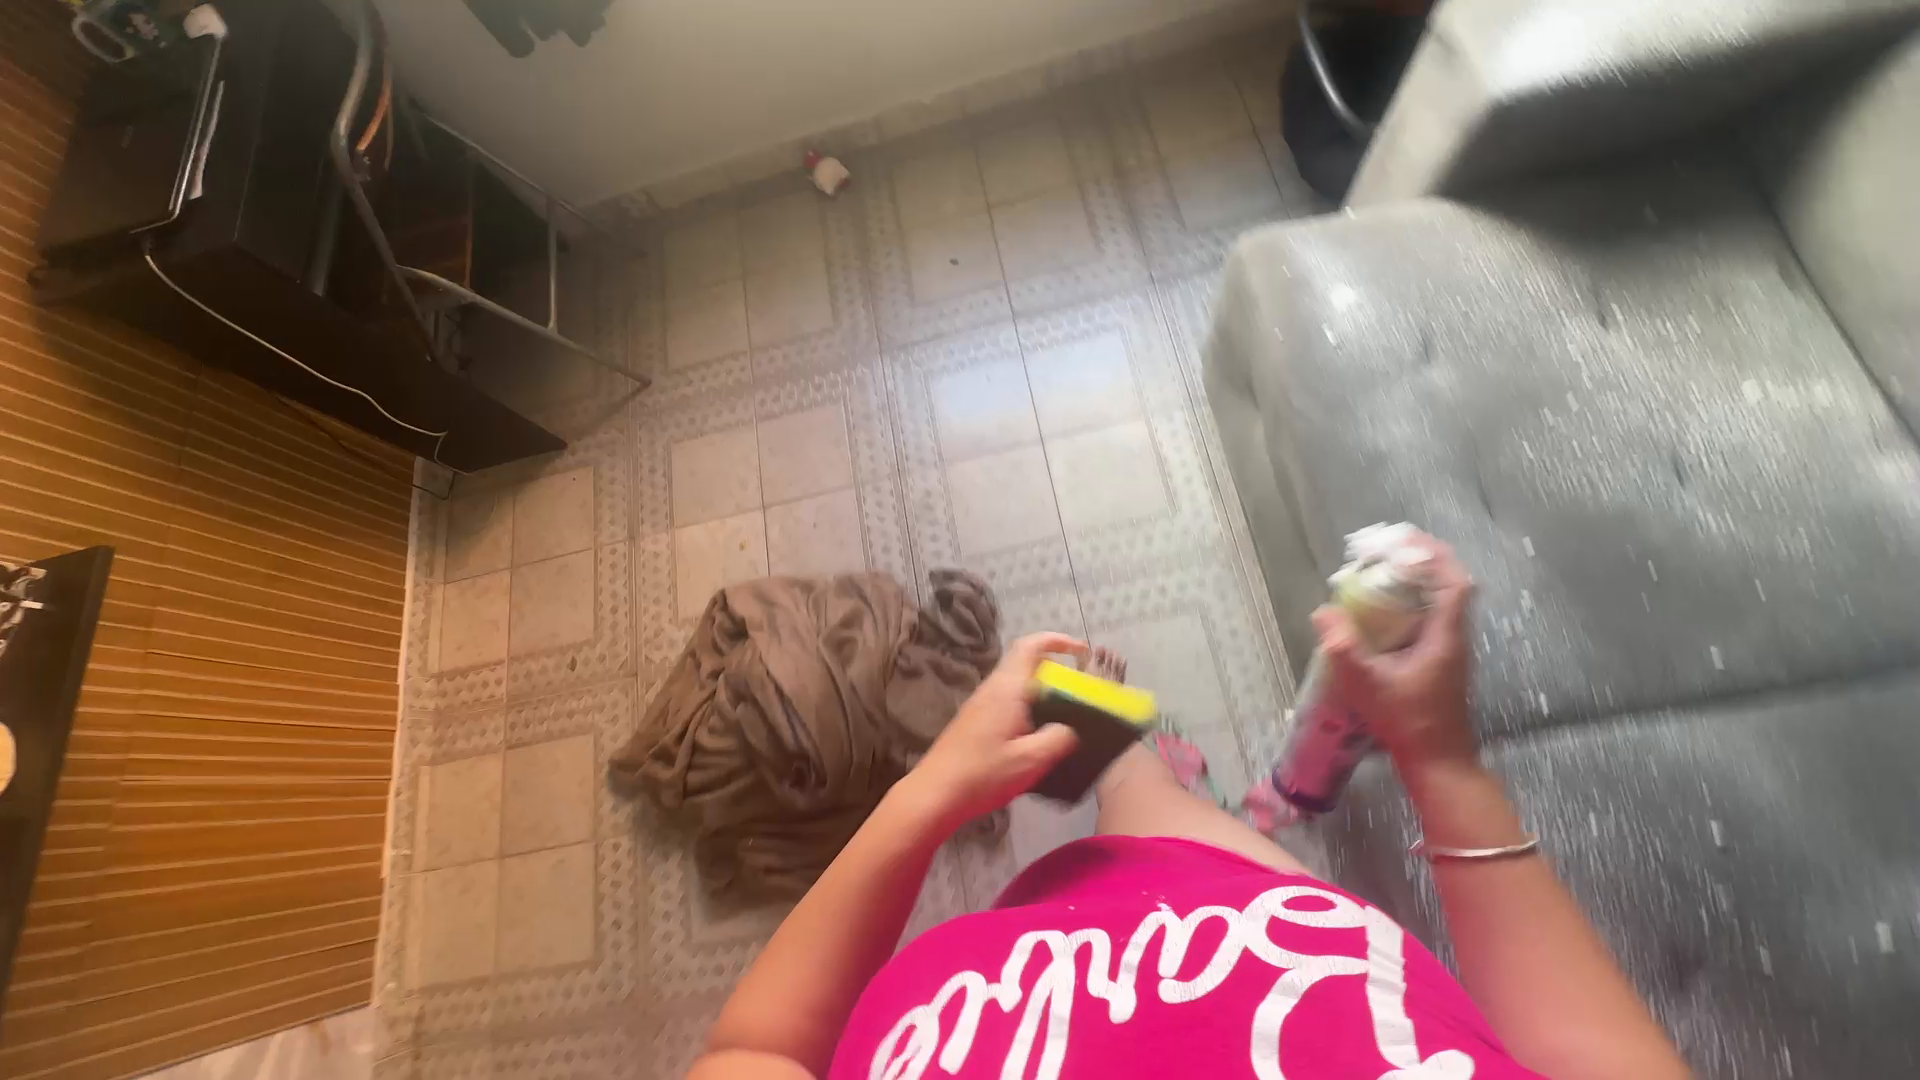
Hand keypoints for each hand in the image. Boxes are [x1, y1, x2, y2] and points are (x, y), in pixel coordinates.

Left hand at [903, 632, 1086, 831]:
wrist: (935, 793)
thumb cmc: (983, 774)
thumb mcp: (1031, 760)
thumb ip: (1059, 738)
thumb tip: (1071, 728)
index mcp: (1007, 689)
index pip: (1031, 646)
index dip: (1058, 640)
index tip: (1082, 651)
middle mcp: (993, 688)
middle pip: (1026, 663)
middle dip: (1056, 670)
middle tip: (1080, 691)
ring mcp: (981, 704)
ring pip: (1018, 684)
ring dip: (1043, 691)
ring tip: (1065, 715)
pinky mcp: (976, 720)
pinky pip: (1009, 701)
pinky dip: (1030, 707)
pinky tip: (1038, 735)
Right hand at [1312, 534, 1477, 772]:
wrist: (1437, 761)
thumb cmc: (1406, 721)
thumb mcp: (1367, 683)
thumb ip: (1344, 646)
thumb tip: (1324, 612)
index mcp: (1445, 636)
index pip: (1453, 582)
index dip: (1432, 555)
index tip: (1402, 539)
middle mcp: (1453, 637)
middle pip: (1448, 584)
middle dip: (1419, 560)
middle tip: (1384, 549)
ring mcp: (1448, 649)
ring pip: (1439, 600)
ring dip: (1415, 579)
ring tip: (1380, 569)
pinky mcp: (1439, 660)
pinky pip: (1429, 616)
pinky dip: (1409, 601)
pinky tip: (1383, 608)